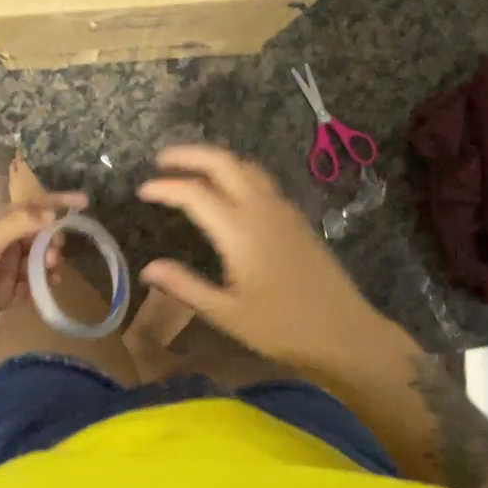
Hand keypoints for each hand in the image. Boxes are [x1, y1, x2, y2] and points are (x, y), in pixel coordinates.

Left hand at [0, 191, 87, 335]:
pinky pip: (32, 287)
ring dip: (50, 262)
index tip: (84, 202)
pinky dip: (43, 285)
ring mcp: (7, 268)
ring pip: (39, 261)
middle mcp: (5, 242)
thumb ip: (21, 223)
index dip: (58, 203)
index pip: (34, 207)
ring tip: (51, 268)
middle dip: (54, 239)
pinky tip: (50, 286)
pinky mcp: (7, 293)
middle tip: (56, 250)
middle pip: (40, 236)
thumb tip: (53, 212)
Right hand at [138, 144, 407, 373]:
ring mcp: (283, 210)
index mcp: (240, 229)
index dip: (165, 187)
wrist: (346, 333)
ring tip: (189, 168)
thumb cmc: (283, 328)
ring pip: (245, 166)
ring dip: (214, 159)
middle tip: (161, 161)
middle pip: (223, 162)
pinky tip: (227, 189)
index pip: (194, 193)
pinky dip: (236, 171)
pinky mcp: (296, 218)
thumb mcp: (227, 314)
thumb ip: (186, 286)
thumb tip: (148, 268)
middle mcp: (262, 208)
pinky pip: (261, 179)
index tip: (141, 190)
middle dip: (189, 154)